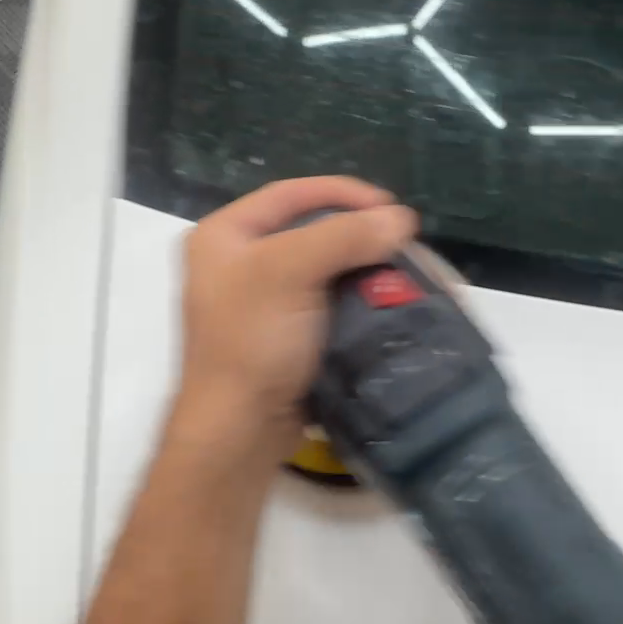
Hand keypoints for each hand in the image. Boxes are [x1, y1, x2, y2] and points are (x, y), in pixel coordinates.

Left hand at [171, 176, 417, 464]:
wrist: (239, 430)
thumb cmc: (253, 342)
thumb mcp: (289, 273)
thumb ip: (344, 236)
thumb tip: (401, 220)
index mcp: (222, 236)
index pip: (289, 194)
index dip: (342, 193)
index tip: (389, 207)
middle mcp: (235, 264)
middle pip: (307, 230)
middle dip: (356, 234)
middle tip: (399, 242)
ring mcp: (258, 305)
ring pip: (320, 270)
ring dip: (360, 269)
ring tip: (399, 272)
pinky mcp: (281, 338)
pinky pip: (324, 306)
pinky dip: (354, 301)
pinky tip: (382, 304)